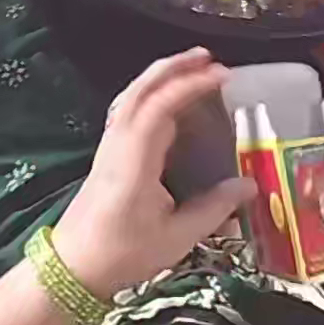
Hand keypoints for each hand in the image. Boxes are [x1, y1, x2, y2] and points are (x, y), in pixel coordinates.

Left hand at [53, 48, 255, 295]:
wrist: (73, 267)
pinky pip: (127, 110)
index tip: (223, 75)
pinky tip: (165, 100)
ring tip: (190, 68)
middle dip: (173, 67)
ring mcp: (108, 145)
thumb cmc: (123, 254)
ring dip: (159, 77)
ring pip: (131, 97)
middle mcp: (118, 143)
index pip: (161, 107)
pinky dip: (148, 94)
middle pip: (141, 90)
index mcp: (135, 159)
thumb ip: (214, 208)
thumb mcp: (177, 236)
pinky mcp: (107, 153)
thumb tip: (249, 185)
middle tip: (208, 57)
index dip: (191, 86)